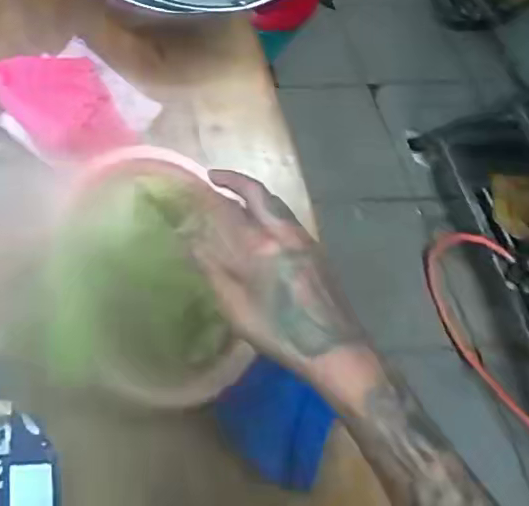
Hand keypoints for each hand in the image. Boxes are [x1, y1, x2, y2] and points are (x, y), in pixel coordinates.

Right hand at [186, 169, 368, 383]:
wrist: (337, 351)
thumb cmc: (280, 333)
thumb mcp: (237, 309)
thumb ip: (213, 272)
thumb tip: (192, 245)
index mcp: (259, 245)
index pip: (228, 207)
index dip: (208, 195)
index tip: (193, 187)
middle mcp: (282, 232)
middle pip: (257, 192)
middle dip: (234, 180)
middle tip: (214, 177)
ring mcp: (302, 238)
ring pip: (274, 202)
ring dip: (253, 193)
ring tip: (236, 197)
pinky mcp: (315, 249)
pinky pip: (286, 216)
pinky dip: (268, 208)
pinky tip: (262, 223)